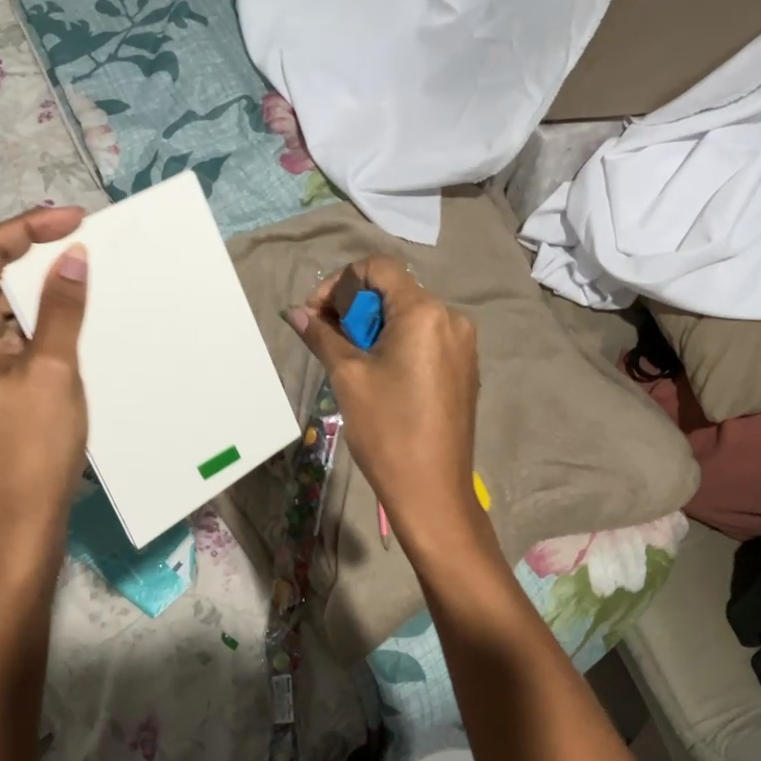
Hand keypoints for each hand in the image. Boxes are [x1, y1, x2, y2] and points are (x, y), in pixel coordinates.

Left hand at [0, 206, 90, 544]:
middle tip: (86, 241)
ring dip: (39, 292)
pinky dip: (38, 324)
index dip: (29, 227)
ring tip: (87, 275)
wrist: (14, 534)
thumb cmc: (30, 452)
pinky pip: (6, 339)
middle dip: (34, 256)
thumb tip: (73, 256)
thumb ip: (63, 309)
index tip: (77, 218)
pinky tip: (74, 320)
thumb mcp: (54, 372)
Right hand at [288, 257, 482, 549]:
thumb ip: (322, 336)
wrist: (433, 492)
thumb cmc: (388, 430)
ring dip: (373, 326)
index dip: (340, 282)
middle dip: (353, 307)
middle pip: (393, 290)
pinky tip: (377, 372)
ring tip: (347, 358)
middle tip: (325, 337)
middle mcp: (451, 318)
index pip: (378, 268)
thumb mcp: (348, 376)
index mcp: (424, 312)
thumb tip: (296, 313)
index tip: (316, 313)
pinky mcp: (464, 367)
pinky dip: (396, 342)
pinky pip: (425, 337)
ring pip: (408, 315)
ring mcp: (463, 344)